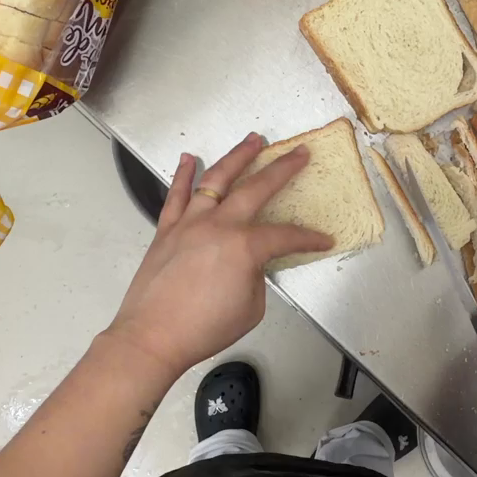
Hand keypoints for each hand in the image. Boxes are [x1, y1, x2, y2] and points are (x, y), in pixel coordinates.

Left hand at [103, 133, 332, 379]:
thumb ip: (255, 276)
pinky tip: (190, 159)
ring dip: (236, 157)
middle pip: (256, 188)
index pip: (285, 236)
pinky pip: (176, 196)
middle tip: (299, 152)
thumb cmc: (205, 329)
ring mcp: (189, 224)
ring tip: (252, 140)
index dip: (308, 238)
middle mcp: (218, 225)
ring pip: (215, 180)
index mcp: (244, 247)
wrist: (152, 337)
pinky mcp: (166, 231)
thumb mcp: (250, 308)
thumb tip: (248, 262)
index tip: (324, 240)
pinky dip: (183, 175)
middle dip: (282, 169)